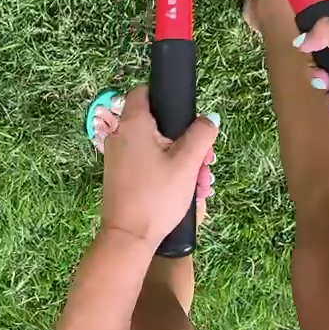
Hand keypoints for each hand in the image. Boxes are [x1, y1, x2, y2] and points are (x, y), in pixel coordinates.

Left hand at [98, 86, 220, 245]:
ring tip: (202, 183)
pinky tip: (188, 191)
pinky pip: (149, 164)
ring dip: (182, 161)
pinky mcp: (121, 176)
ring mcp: (119, 158)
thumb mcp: (187, 163)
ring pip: (158, 149)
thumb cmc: (157, 195)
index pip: (143, 92)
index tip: (186, 116)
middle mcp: (121, 136)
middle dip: (187, 141)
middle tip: (206, 161)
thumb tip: (209, 119)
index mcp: (133, 124)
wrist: (129, 237)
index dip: (165, 98)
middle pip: (158, 126)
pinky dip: (168, 172)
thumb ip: (201, 135)